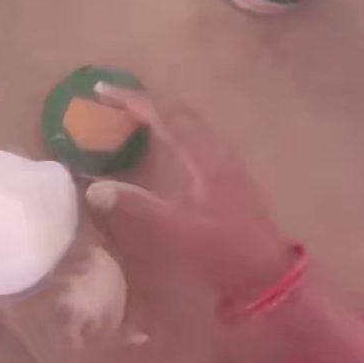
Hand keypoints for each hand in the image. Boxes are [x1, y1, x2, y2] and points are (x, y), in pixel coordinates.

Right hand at [84, 84, 297, 309]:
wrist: (268, 271)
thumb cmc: (224, 249)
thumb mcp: (177, 230)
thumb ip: (137, 206)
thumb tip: (95, 188)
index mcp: (202, 154)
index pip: (162, 114)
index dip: (130, 99)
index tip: (101, 91)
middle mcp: (214, 146)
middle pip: (176, 109)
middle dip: (142, 100)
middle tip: (110, 99)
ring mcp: (223, 156)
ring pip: (187, 119)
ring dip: (158, 111)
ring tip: (129, 113)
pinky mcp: (226, 168)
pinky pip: (193, 132)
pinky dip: (170, 125)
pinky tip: (160, 140)